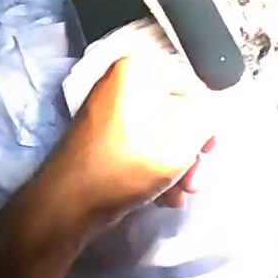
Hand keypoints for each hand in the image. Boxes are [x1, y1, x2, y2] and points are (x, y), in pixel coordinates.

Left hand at [41, 55, 215, 232]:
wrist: (68, 205)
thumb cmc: (124, 166)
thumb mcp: (180, 141)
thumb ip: (206, 119)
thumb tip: (209, 114)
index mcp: (137, 71)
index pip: (192, 90)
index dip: (205, 124)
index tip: (207, 152)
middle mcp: (121, 86)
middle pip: (176, 116)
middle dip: (189, 152)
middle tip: (192, 178)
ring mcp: (111, 114)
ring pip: (161, 137)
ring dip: (176, 167)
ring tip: (178, 193)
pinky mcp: (104, 141)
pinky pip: (142, 149)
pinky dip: (155, 171)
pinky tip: (162, 196)